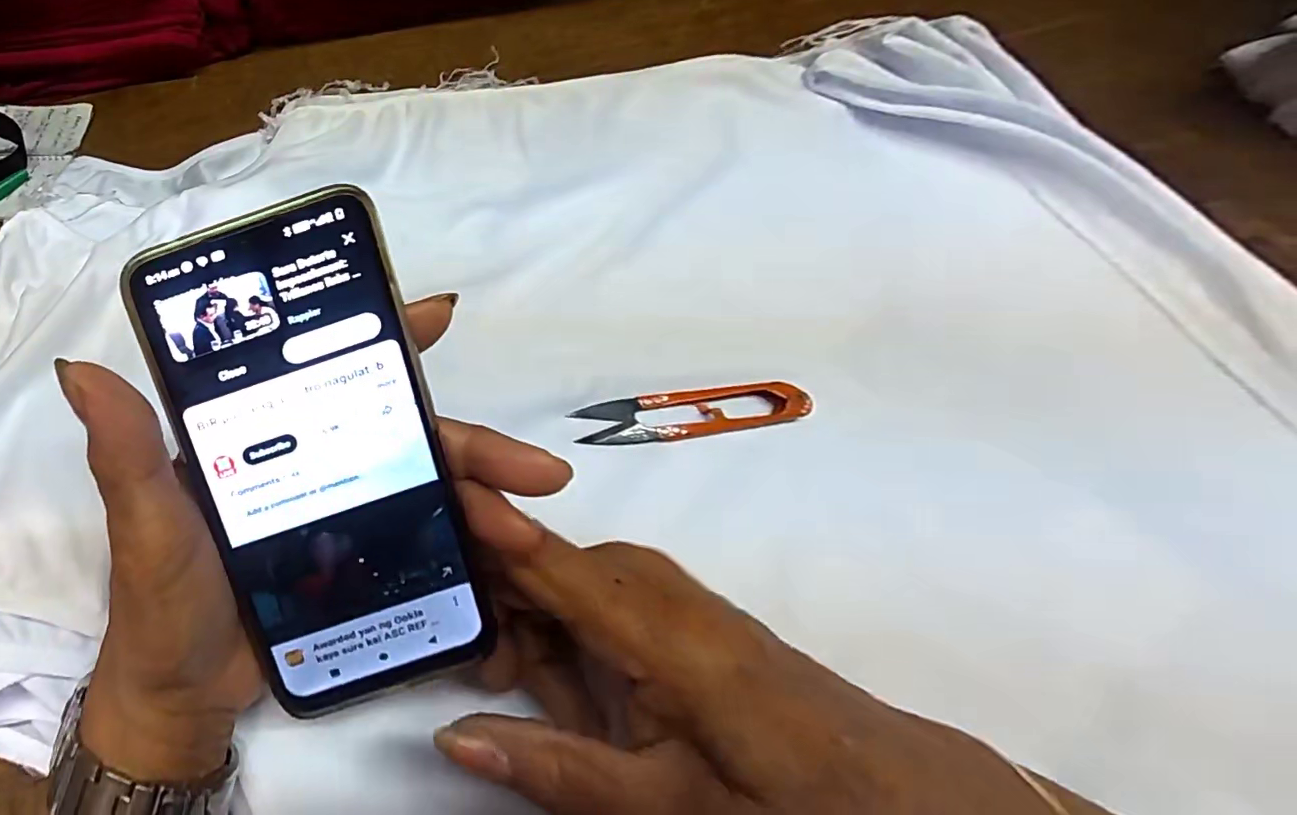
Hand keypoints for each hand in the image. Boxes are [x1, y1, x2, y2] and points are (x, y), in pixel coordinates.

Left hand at [55, 292, 570, 780]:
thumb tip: (79, 371)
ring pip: (426, 484)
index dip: (385, 338)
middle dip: (471, 444)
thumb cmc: (160, 601)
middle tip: (534, 470)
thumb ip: (123, 449)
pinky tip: (503, 557)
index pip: (330, 369)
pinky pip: (424, 536)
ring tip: (528, 528)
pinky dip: (466, 541)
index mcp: (267, 433)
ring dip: (482, 499)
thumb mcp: (143, 520)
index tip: (438, 314)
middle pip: (404, 432)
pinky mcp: (360, 554)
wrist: (183, 696)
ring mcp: (343, 505)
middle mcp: (314, 456)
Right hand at [439, 530, 1110, 814]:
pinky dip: (561, 642)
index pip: (534, 552)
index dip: (472, 531)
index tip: (414, 524)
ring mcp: (652, 584)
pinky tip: (572, 695)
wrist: (896, 793)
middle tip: (482, 678)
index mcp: (645, 618)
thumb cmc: (785, 800)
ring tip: (538, 703)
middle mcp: (641, 579)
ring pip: (551, 584)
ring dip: (528, 637)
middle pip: (531, 566)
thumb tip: (448, 738)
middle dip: (494, 614)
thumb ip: (552, 767)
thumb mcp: (664, 807)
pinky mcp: (660, 599)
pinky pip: (582, 600)